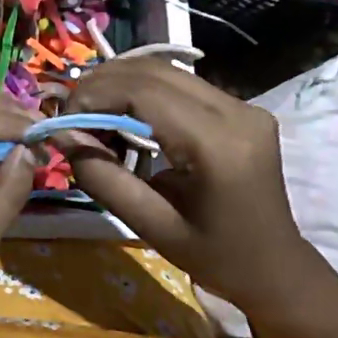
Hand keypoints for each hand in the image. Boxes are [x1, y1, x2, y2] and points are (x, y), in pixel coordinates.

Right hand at [64, 58, 315, 303]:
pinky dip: (142, 92)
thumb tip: (62, 134)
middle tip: (71, 118)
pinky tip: (125, 118)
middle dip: (101, 85)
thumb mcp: (151, 226)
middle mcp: (237, 111)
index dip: (94, 96)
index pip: (143, 92)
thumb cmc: (214, 256)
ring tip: (93, 119)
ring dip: (120, 85)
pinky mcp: (241, 107)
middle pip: (153, 71)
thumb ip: (103, 177)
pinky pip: (180, 84)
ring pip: (165, 71)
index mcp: (218, 145)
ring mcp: (243, 105)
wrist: (274, 266)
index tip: (63, 121)